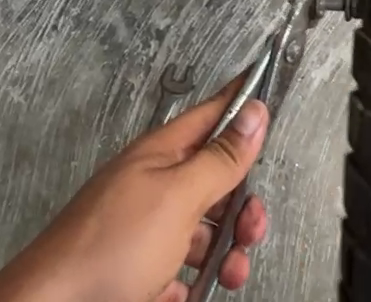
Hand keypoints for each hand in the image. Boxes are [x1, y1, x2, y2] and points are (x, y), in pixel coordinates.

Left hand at [0, 80, 270, 301]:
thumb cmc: (102, 252)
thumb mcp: (178, 196)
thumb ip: (221, 157)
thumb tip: (254, 113)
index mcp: (162, 155)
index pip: (213, 112)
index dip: (243, 101)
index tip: (268, 89)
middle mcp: (154, 187)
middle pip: (216, 180)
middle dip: (243, 204)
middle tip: (250, 226)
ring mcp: (144, 232)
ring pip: (203, 230)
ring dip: (226, 251)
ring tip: (228, 271)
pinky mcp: (136, 274)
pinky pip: (181, 270)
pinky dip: (194, 282)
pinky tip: (188, 291)